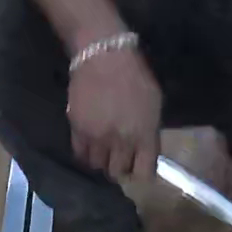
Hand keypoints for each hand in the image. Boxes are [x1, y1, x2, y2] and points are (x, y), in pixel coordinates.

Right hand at [67, 45, 162, 180]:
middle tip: (119, 158)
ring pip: (97, 165)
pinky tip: (90, 142)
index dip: (141, 174)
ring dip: (101, 160)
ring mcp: (97, 137)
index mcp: (144, 134)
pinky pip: (80, 154)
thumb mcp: (154, 104)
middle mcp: (121, 140)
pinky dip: (85, 152)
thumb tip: (143, 152)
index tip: (137, 169)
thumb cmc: (134, 76)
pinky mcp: (77, 130)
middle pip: (117, 172)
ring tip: (103, 149)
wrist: (103, 56)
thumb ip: (149, 132)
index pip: (143, 173)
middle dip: (119, 167)